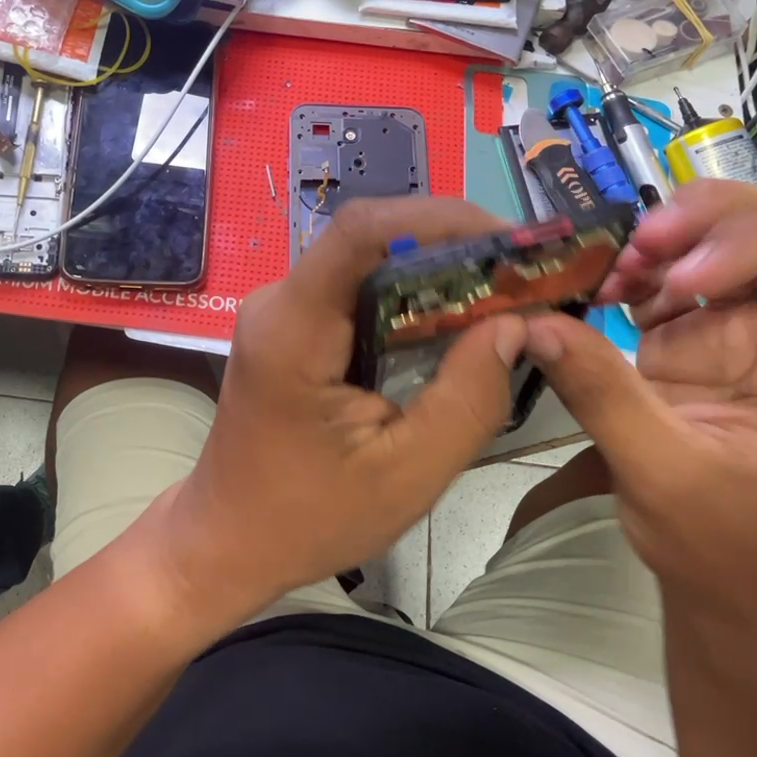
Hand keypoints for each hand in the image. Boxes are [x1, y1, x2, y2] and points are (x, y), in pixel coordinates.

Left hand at [149, 198, 534, 612]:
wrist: (229, 538)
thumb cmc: (309, 517)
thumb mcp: (407, 474)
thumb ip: (467, 397)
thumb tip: (516, 323)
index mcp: (293, 328)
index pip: (360, 231)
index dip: (438, 218)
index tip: (509, 241)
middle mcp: (280, 302)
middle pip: (369, 243)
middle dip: (453, 249)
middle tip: (527, 275)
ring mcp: (281, 311)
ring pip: (367, 266)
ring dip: (435, 275)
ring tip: (507, 297)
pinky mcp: (291, 329)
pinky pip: (356, 294)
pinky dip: (411, 301)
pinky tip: (456, 325)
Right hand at [518, 181, 756, 617]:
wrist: (731, 588)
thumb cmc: (723, 546)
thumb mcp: (657, 472)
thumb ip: (599, 390)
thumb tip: (531, 322)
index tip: (679, 282)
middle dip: (712, 222)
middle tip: (636, 246)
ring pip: (748, 236)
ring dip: (677, 238)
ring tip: (617, 273)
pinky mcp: (726, 338)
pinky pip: (697, 272)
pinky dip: (652, 269)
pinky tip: (616, 295)